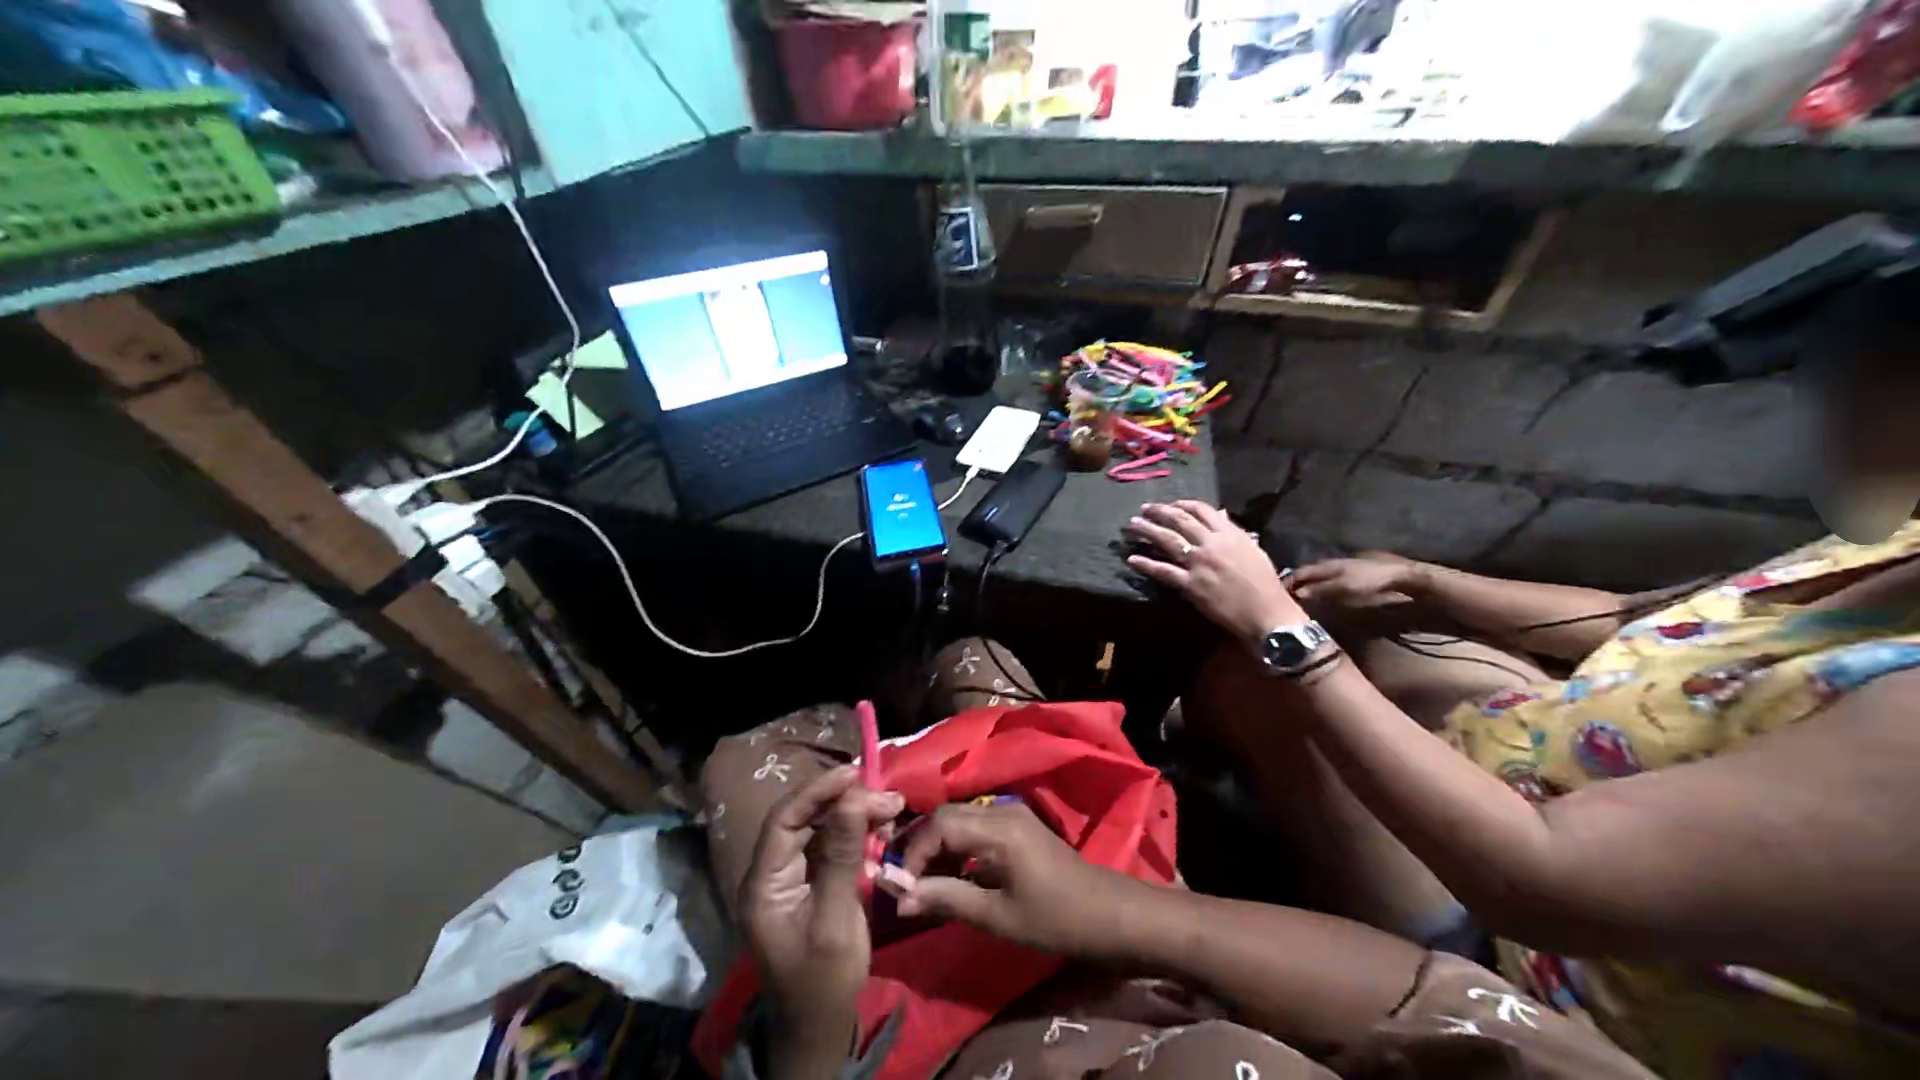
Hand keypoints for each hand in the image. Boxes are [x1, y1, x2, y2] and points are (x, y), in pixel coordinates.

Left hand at [739, 764, 903, 1061]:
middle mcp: (771, 874)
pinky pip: (830, 847)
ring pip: (820, 830)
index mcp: (764, 883)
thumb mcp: (835, 919)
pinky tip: (881, 830)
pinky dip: (856, 835)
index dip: (817, 791)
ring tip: (892, 808)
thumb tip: (851, 798)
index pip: (784, 820)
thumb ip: (840, 856)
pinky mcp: (810, 884)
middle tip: (889, 799)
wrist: (818, 1029)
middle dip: (845, 803)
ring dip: (854, 816)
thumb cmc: (823, 981)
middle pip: (804, 821)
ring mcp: (790, 879)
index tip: (856, 773)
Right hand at [892, 800, 1133, 955]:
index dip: (913, 852)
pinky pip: (974, 825)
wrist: (1107, 913)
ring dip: (936, 845)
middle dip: (919, 845)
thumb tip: (901, 899)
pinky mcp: (1016, 824)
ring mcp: (1011, 813)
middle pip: (945, 815)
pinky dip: (955, 845)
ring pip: (958, 818)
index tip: (900, 885)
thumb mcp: (997, 916)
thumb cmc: (1055, 919)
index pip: (939, 825)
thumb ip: (947, 899)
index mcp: (998, 828)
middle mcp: (1001, 810)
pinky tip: (950, 873)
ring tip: (921, 880)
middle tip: (902, 880)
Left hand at [1125, 500, 1304, 644]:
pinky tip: (1131, 559)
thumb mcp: (1253, 549)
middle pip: (1179, 521)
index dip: (1182, 505)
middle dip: (1158, 512)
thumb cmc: (1264, 583)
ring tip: (1131, 526)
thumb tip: (1220, 513)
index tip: (1170, 505)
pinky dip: (1145, 564)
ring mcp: (1199, 563)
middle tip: (1143, 509)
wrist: (1267, 612)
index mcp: (1229, 534)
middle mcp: (1211, 544)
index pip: (1201, 510)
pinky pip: (1163, 571)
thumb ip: (1234, 530)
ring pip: (1167, 540)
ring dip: (1147, 530)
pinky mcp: (1190, 584)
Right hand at [1289, 553, 1426, 617]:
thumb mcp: (1340, 588)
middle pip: (1307, 578)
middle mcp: (1332, 567)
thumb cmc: (1370, 583)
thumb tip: (1292, 596)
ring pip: (1318, 584)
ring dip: (1308, 595)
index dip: (1285, 584)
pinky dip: (1321, 599)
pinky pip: (1330, 591)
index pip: (1297, 573)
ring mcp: (1345, 575)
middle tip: (1282, 604)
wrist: (1407, 582)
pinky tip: (1321, 609)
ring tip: (1298, 609)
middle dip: (1294, 589)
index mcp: (1325, 565)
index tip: (1272, 597)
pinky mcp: (1356, 585)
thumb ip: (1316, 591)